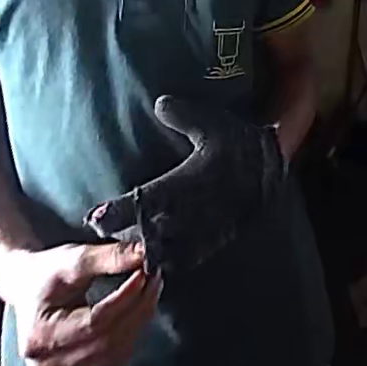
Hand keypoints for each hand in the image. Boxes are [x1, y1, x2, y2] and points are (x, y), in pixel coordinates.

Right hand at [0, 243, 161, 365]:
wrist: (28, 287)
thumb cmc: (47, 272)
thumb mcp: (73, 257)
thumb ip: (109, 256)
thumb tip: (144, 253)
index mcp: (39, 337)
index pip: (94, 322)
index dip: (125, 297)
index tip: (145, 272)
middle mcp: (46, 365)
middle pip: (108, 340)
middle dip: (139, 306)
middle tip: (155, 275)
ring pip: (116, 351)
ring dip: (140, 317)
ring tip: (150, 287)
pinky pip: (115, 356)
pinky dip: (132, 329)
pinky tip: (138, 305)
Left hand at [85, 96, 285, 273]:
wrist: (272, 167)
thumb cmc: (239, 143)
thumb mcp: (212, 123)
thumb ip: (183, 115)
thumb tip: (158, 102)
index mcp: (181, 185)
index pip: (139, 204)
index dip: (114, 214)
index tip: (94, 217)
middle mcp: (187, 213)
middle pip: (143, 237)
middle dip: (124, 239)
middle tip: (107, 237)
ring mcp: (200, 231)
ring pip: (162, 254)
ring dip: (145, 254)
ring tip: (130, 253)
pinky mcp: (213, 241)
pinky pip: (184, 261)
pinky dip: (169, 263)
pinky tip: (161, 260)